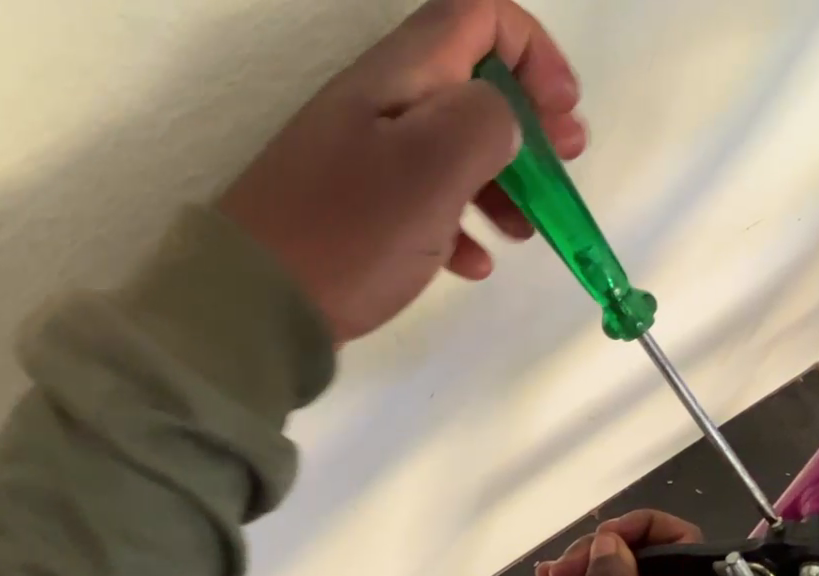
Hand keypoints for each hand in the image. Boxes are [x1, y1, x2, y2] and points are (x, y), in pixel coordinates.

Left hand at [218, 0, 585, 342]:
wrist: (255, 304)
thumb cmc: (351, 233)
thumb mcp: (433, 167)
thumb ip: (487, 123)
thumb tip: (503, 121)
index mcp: (400, 75)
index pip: (480, 17)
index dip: (534, 53)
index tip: (562, 114)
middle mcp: (380, 106)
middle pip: (471, 87)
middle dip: (526, 126)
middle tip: (559, 172)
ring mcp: (364, 162)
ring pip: (450, 152)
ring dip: (499, 184)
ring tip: (524, 231)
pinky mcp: (355, 214)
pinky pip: (421, 203)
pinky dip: (457, 225)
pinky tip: (473, 264)